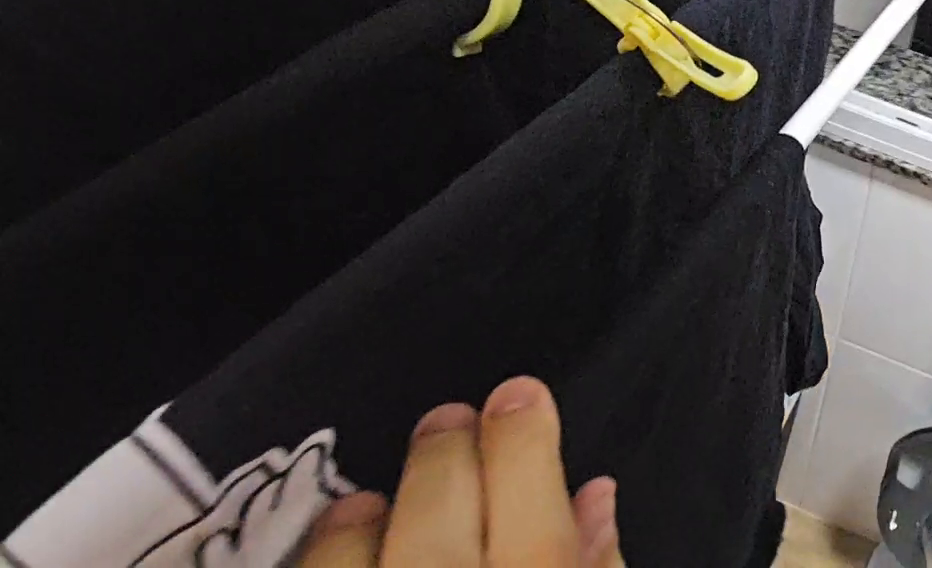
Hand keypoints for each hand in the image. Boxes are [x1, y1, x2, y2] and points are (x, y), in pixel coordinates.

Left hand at [298, 377, 622, 566]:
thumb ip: (597, 563)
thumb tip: (595, 493)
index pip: (523, 471)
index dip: (520, 426)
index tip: (518, 394)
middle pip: (437, 500)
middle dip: (441, 450)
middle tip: (445, 426)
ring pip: (344, 554)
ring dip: (356, 520)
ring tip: (364, 505)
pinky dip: (320, 561)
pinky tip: (331, 554)